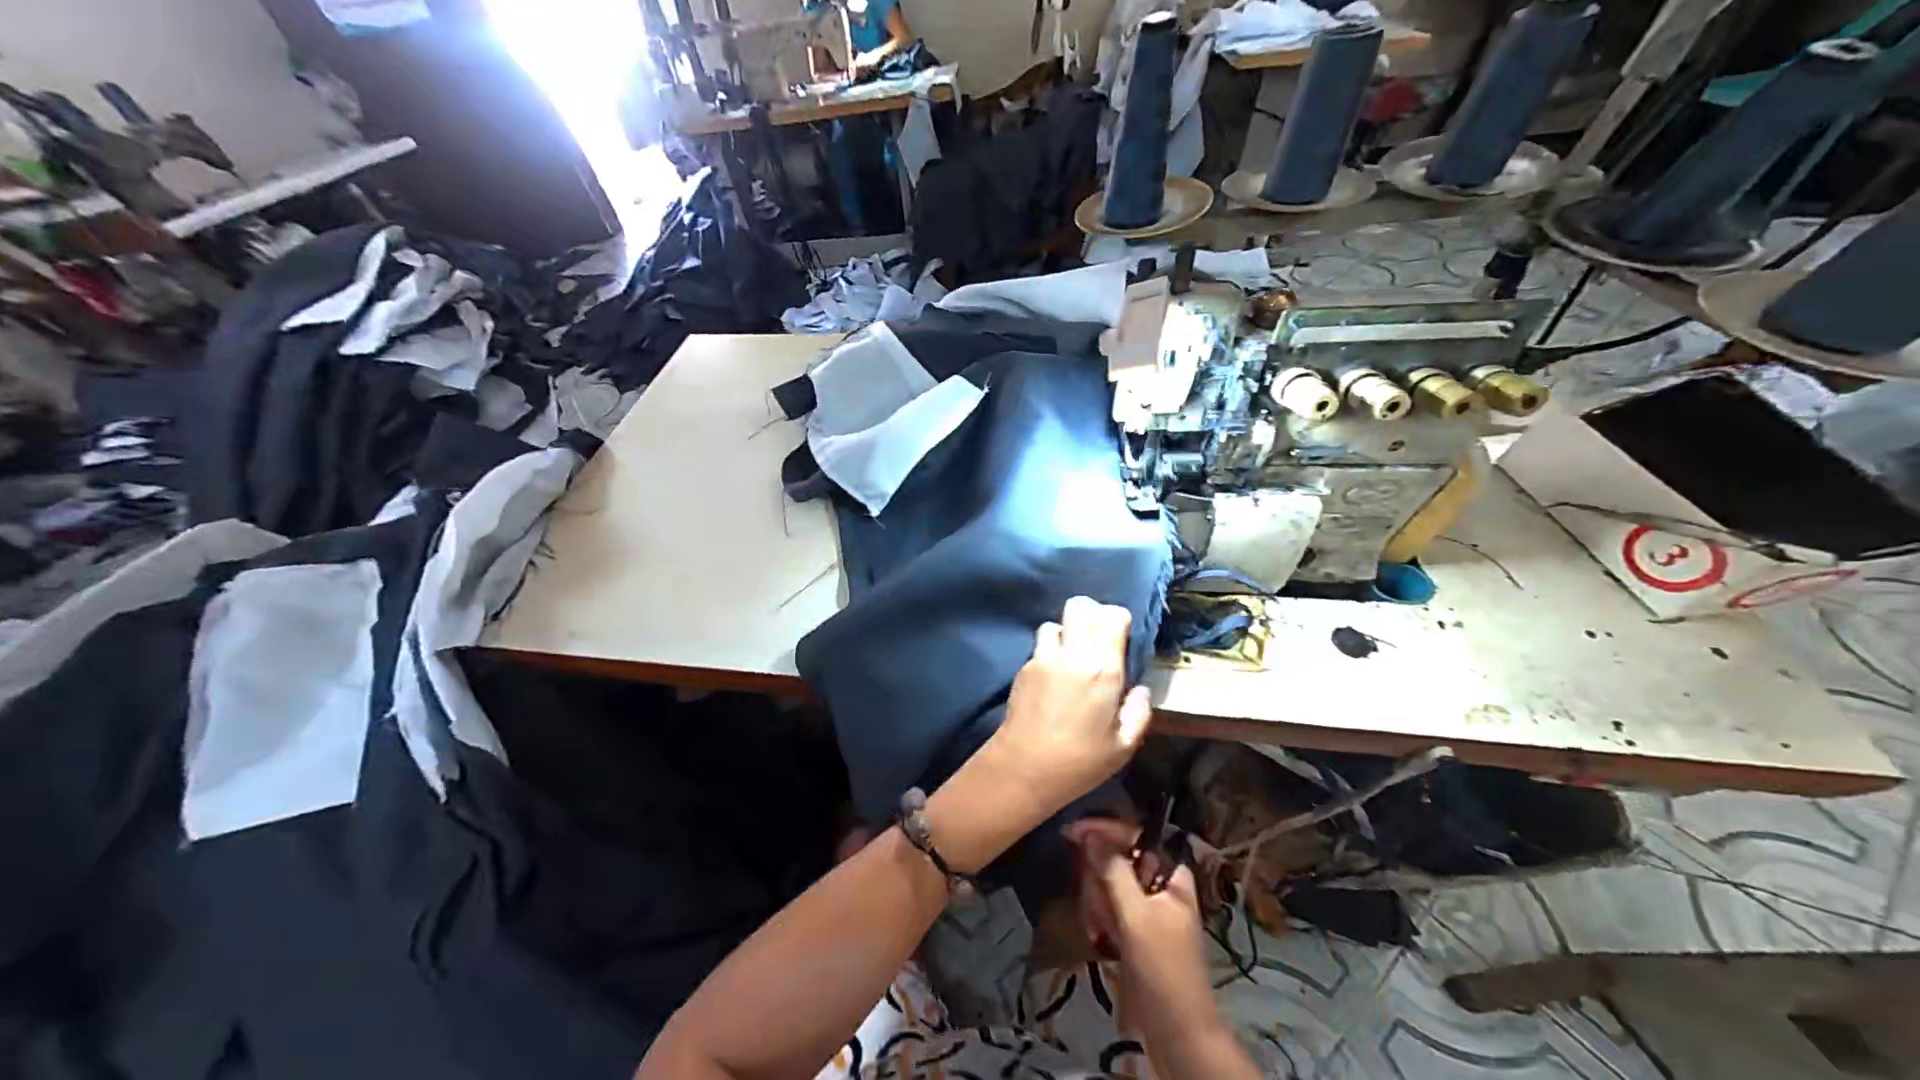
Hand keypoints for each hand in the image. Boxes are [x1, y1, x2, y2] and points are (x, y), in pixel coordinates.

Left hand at [988, 596, 1152, 814]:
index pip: (1113, 616)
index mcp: (1103, 670)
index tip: (1122, 639)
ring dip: (1067, 633)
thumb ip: (1138, 712)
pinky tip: (1054, 677)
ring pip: (1056, 622)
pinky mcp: (1024, 667)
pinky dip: (1050, 651)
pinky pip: (1040, 645)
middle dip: (1092, 615)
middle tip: (1098, 640)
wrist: (1023, 769)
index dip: (1119, 620)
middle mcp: (1073, 654)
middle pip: (1080, 606)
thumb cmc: (1080, 762)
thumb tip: (1140, 689)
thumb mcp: (1123, 746)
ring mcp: (1043, 658)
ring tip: (1073, 658)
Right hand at [1066, 818, 1257, 1079]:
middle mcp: (1159, 883)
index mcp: (1171, 872)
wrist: (1177, 1030)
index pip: (1133, 833)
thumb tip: (1090, 834)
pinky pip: (1108, 907)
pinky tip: (1100, 938)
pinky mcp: (1135, 928)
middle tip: (1098, 906)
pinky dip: (1100, 918)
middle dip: (1099, 880)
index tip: (1071, 832)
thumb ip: (1113, 871)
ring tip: (1100, 929)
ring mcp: (1147, 907)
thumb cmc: (1162, 968)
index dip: (1102, 830)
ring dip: (1097, 903)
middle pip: (1116, 858)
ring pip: (1108, 884)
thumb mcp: (1136, 915)